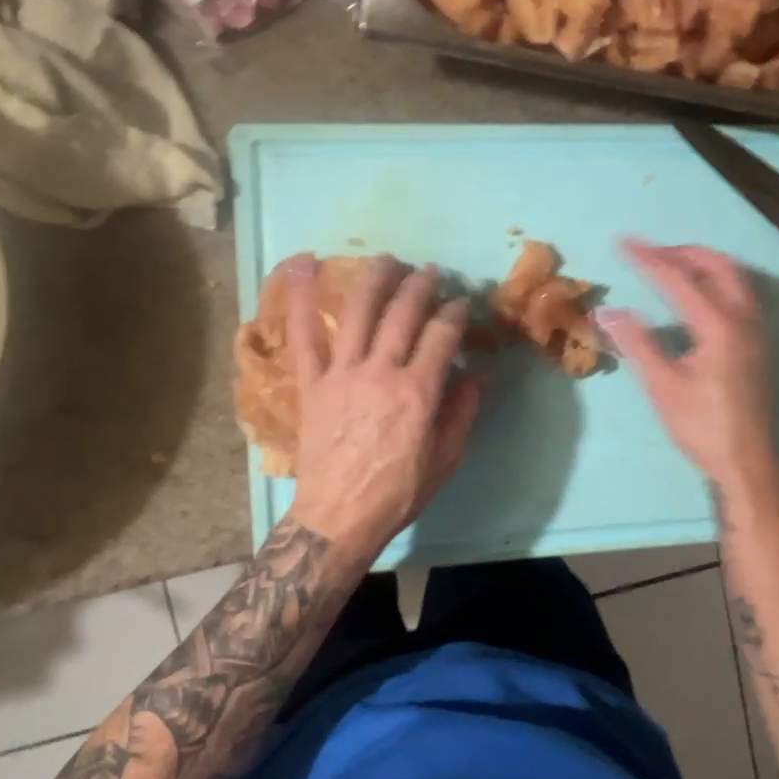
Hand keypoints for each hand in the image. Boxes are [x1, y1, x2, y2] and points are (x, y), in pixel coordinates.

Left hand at [285, 254, 482, 555]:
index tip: (461, 303)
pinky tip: (303, 265)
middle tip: (429, 272)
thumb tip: (478, 372)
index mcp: (418, 391)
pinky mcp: (310, 383)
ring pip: (358, 312)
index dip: (455, 312)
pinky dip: (300, 298)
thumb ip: (463, 411)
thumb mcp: (446, 459)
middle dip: (420, 286)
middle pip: (403, 314)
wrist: (339, 518)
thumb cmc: (398, 493)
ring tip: (386, 259)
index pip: (442, 335)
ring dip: (374, 279)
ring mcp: (340, 373)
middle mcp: (380, 372)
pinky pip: (302, 335)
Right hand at [597, 240, 777, 490]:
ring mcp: (758, 330)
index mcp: (719, 326)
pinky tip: (698, 296)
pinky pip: (741, 293)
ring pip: (735, 277)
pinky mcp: (760, 343)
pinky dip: (717, 280)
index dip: (648, 259)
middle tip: (649, 253)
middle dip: (681, 253)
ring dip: (702, 264)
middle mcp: (745, 318)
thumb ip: (637, 343)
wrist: (747, 462)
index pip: (679, 279)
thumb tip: (607, 312)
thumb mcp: (662, 386)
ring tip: (671, 267)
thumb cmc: (702, 427)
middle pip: (717, 265)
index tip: (622, 244)